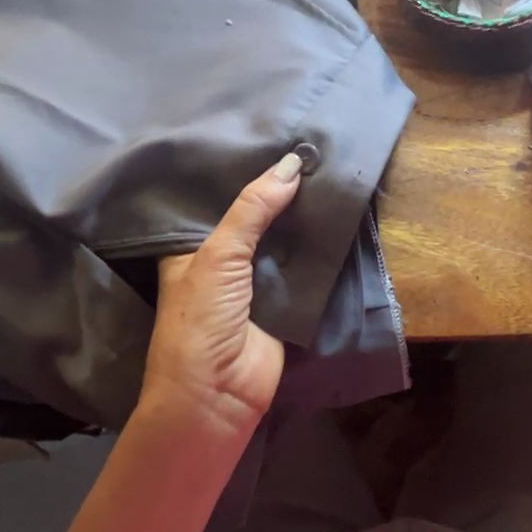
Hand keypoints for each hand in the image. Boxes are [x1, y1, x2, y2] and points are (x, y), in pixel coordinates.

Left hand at [140, 152, 302, 438]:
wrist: (217, 395)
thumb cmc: (200, 317)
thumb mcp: (219, 254)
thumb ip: (252, 210)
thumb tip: (291, 164)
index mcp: (192, 246)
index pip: (218, 201)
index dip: (241, 174)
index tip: (270, 137)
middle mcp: (223, 261)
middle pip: (255, 220)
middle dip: (278, 194)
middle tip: (311, 147)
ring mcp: (255, 284)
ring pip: (281, 243)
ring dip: (301, 219)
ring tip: (330, 170)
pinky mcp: (285, 304)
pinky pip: (304, 270)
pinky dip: (318, 249)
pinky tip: (339, 215)